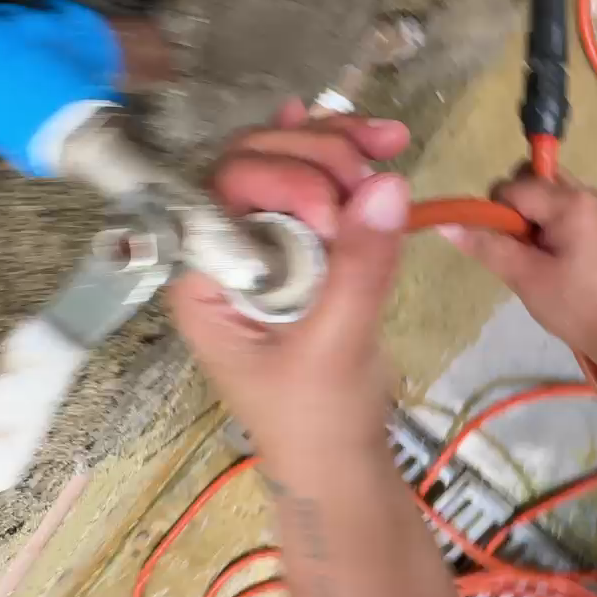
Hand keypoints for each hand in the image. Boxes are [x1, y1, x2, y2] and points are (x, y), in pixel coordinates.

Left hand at [168, 99, 410, 457]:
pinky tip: (361, 136)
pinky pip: (316, 192)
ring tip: (390, 141)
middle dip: (316, 155)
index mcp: (205, 277)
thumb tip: (389, 184)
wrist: (339, 460)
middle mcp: (227, 252)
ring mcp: (266, 250)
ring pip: (288, 168)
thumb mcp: (336, 348)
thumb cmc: (319, 420)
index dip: (282, 182)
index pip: (225, 193)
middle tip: (375, 172)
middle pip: (255, 166)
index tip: (338, 212)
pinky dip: (341, 163)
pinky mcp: (305, 254)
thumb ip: (358, 270)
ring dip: (338, 146)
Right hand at [446, 174, 596, 368]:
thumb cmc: (577, 307)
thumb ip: (486, 246)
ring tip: (537, 259)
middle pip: (532, 179)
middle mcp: (587, 194)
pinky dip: (549, 226)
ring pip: (547, 195)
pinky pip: (564, 210)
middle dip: (514, 209)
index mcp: (570, 201)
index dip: (496, 213)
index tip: (502, 248)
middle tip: (520, 251)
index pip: (512, 186)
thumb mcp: (526, 278)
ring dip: (531, 218)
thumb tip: (447, 224)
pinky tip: (553, 262)